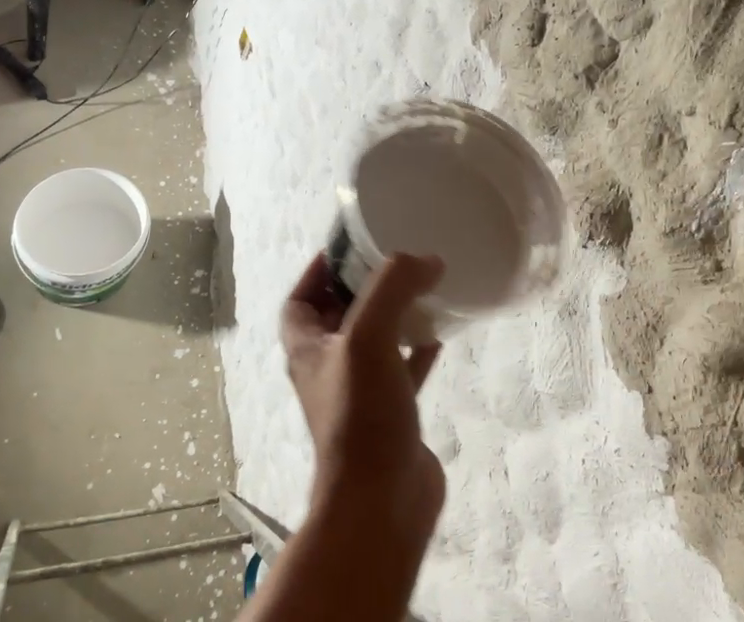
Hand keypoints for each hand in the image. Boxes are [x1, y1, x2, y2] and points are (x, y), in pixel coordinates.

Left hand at [281, 253, 445, 542]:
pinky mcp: (391, 414)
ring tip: (423, 289)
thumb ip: (394, 287)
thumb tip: (428, 259)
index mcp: (307, 348)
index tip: (353, 244)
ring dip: (394, 315)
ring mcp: (360, 394)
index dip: (321, 270)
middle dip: (364, 286)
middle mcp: (328, 369)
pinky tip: (442, 334)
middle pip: (340, 316)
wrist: (382, 500)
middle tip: (397, 260)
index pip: (301, 299)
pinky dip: (418, 349)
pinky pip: (403, 370)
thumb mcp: (368, 336)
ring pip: (374, 342)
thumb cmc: (361, 414)